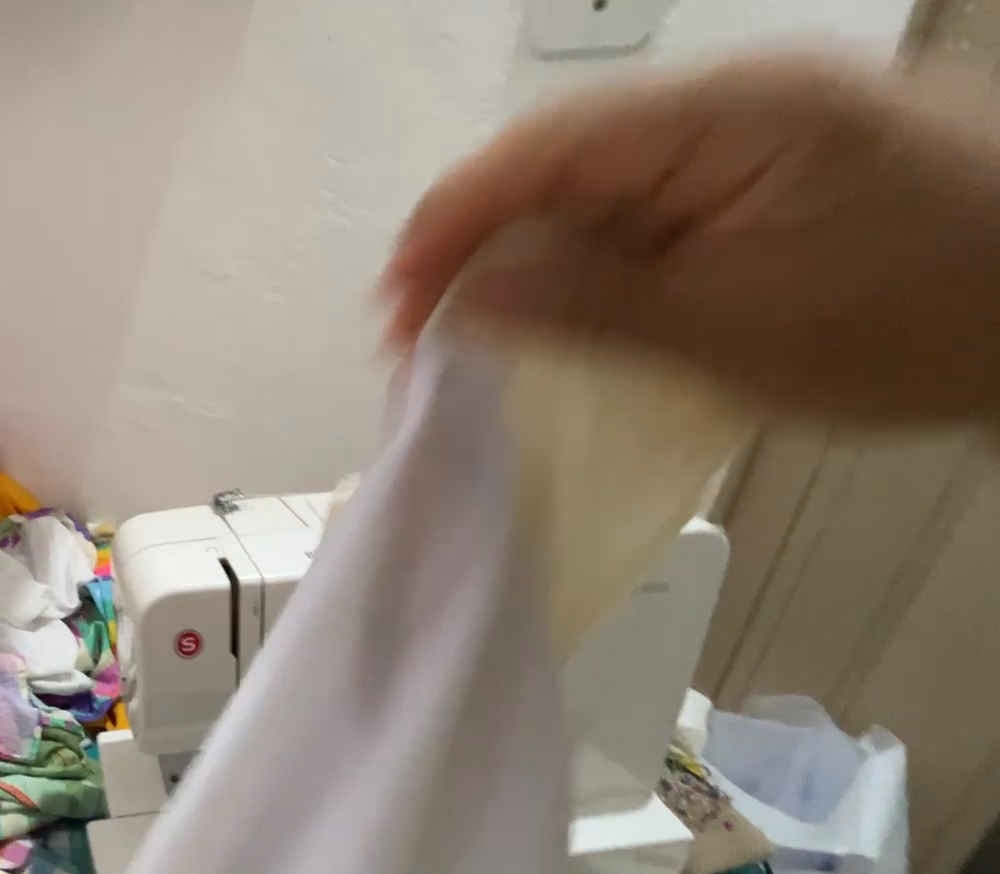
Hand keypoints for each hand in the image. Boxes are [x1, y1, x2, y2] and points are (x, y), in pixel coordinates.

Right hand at [383, 54, 999, 424]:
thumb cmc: (919, 326)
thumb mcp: (731, 330)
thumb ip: (582, 304)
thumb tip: (463, 300)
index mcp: (725, 119)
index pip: (540, 152)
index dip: (447, 227)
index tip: (394, 309)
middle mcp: (718, 104)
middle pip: (541, 161)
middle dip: (461, 244)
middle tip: (413, 326)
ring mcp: (727, 136)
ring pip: (568, 187)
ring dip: (501, 255)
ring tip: (455, 324)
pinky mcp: (732, 174)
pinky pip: (612, 208)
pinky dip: (556, 260)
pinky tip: (529, 305)